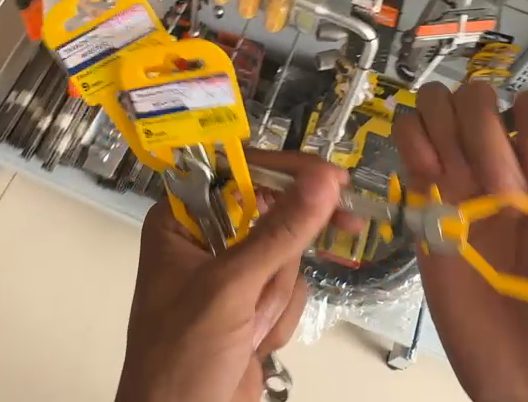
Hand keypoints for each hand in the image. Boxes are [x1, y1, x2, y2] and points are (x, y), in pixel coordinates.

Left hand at [115, 150, 347, 401]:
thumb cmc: (183, 357)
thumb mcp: (230, 288)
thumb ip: (280, 232)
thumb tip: (323, 180)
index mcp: (181, 219)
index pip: (238, 172)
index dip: (284, 171)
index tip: (330, 177)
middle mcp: (204, 238)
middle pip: (271, 211)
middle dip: (285, 250)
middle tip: (346, 224)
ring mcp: (230, 274)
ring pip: (286, 254)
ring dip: (276, 295)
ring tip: (249, 328)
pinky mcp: (250, 305)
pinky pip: (288, 289)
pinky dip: (279, 318)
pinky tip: (254, 344)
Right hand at [395, 82, 527, 401]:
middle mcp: (505, 159)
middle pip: (480, 97)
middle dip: (489, 137)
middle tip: (504, 200)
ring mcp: (461, 174)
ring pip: (440, 103)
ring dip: (446, 127)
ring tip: (456, 174)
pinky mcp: (424, 196)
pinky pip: (408, 135)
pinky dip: (411, 137)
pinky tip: (427, 172)